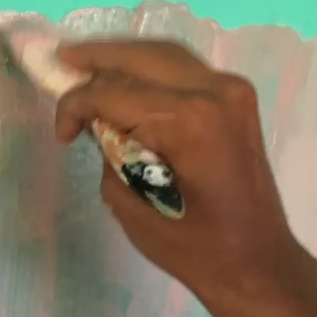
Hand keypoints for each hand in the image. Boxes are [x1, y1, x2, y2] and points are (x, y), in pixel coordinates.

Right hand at [53, 39, 304, 302]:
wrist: (255, 261)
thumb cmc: (193, 249)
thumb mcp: (133, 207)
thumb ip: (112, 157)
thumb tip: (102, 128)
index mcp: (187, 122)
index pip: (113, 92)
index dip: (76, 105)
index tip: (62, 135)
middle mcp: (213, 92)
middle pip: (141, 57)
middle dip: (96, 57)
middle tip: (60, 59)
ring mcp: (231, 91)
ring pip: (165, 55)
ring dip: (124, 58)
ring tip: (86, 61)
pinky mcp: (236, 99)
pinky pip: (184, 70)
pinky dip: (151, 70)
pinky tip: (127, 79)